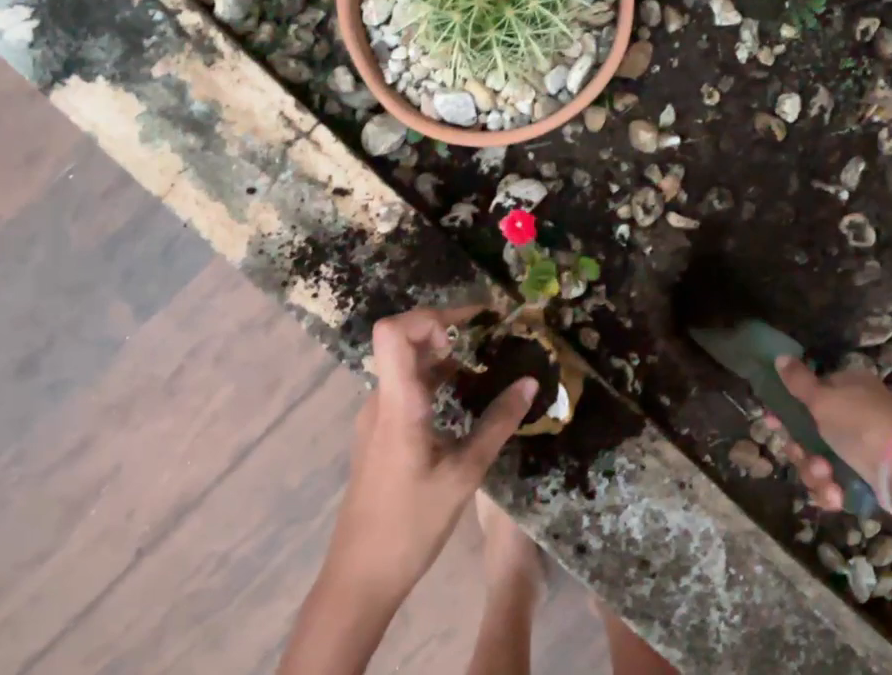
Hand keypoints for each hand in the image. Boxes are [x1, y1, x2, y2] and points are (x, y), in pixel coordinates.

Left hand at [327, 306, 537, 602]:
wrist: (361, 575)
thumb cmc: (412, 525)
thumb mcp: (465, 475)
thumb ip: (497, 424)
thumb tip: (530, 383)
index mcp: (398, 404)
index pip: (393, 331)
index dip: (430, 316)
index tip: (471, 328)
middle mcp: (381, 400)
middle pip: (403, 341)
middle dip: (448, 329)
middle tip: (492, 339)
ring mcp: (376, 417)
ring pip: (406, 366)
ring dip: (444, 356)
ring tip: (487, 366)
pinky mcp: (379, 433)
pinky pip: (405, 389)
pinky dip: (435, 380)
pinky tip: (465, 400)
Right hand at [769, 355, 891, 511]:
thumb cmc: (862, 425)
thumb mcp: (824, 399)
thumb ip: (798, 381)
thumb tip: (780, 357)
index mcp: (849, 387)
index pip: (811, 393)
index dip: (788, 409)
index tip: (771, 423)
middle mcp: (856, 413)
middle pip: (810, 432)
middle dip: (802, 450)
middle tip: (803, 456)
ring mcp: (862, 446)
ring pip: (819, 460)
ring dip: (815, 473)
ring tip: (827, 480)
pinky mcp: (866, 476)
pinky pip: (836, 481)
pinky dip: (832, 490)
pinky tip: (836, 495)